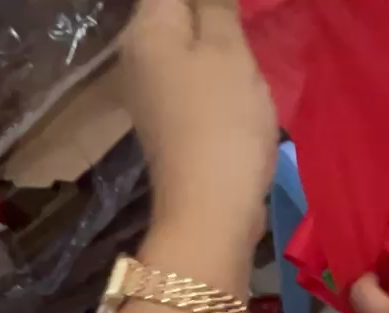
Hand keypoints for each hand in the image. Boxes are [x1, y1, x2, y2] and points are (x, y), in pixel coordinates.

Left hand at [121, 0, 278, 249]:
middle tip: (250, 33)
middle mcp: (137, 59)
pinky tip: (242, 100)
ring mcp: (151, 100)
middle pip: (178, 18)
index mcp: (146, 30)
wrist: (211, 215)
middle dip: (214, 18)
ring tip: (251, 65)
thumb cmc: (223, 126)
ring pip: (188, 55)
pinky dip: (217, 88)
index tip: (240, 13)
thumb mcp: (228, 52)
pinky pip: (193, 90)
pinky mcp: (170, 132)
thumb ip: (217, 5)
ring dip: (219, 54)